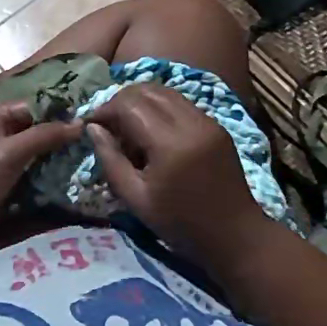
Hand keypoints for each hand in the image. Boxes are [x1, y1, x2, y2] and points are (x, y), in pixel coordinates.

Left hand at [0, 103, 80, 251]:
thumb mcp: (11, 151)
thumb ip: (46, 135)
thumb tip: (80, 123)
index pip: (35, 106)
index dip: (60, 112)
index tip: (90, 119)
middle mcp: (0, 133)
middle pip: (38, 128)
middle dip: (62, 135)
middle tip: (95, 139)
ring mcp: (4, 159)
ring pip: (39, 152)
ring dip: (59, 156)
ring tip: (91, 156)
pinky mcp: (9, 182)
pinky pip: (35, 172)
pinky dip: (51, 173)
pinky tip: (74, 175)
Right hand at [88, 84, 274, 269]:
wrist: (235, 235)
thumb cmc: (181, 224)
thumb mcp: (136, 199)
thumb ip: (111, 160)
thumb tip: (93, 128)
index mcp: (170, 143)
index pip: (129, 105)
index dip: (105, 109)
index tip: (91, 124)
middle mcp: (191, 122)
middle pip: (147, 90)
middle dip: (121, 101)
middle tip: (107, 124)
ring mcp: (207, 121)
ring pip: (166, 92)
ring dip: (141, 102)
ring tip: (128, 127)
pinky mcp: (216, 125)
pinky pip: (182, 104)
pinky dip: (161, 108)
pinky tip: (152, 132)